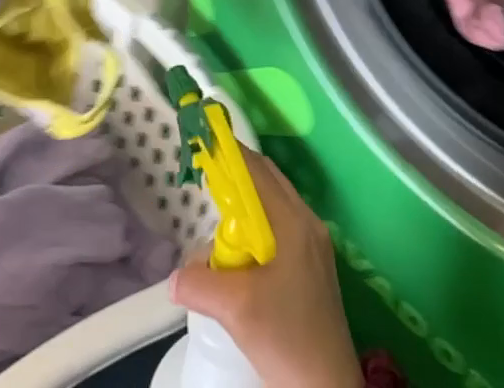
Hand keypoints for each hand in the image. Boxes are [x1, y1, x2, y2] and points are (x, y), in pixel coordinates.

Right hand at [172, 151, 362, 387]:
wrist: (327, 385)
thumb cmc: (286, 336)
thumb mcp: (234, 308)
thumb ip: (199, 282)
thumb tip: (177, 276)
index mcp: (293, 223)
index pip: (257, 171)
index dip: (229, 153)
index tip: (202, 140)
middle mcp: (307, 225)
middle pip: (267, 182)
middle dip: (235, 177)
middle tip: (203, 178)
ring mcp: (313, 246)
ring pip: (273, 206)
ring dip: (244, 207)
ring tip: (217, 223)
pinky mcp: (312, 267)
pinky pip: (279, 229)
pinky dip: (255, 229)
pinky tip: (238, 256)